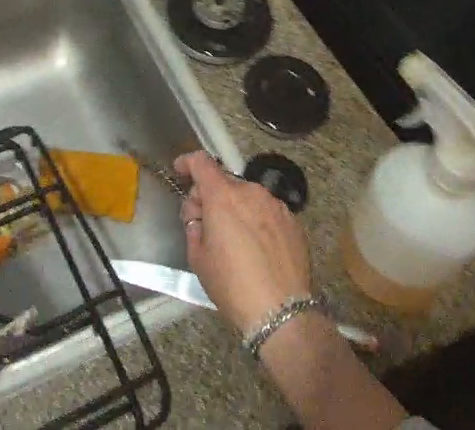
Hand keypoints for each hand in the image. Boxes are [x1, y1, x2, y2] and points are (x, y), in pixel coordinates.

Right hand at [174, 151, 312, 335]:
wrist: (281, 312)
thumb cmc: (232, 285)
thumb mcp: (198, 257)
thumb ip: (194, 226)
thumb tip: (200, 216)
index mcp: (223, 197)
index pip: (202, 162)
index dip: (187, 162)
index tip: (181, 170)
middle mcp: (251, 193)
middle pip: (225, 183)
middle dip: (211, 197)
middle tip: (205, 225)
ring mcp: (276, 206)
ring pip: (248, 197)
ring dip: (236, 209)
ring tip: (235, 241)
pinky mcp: (294, 222)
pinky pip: (267, 212)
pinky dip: (257, 221)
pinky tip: (257, 249)